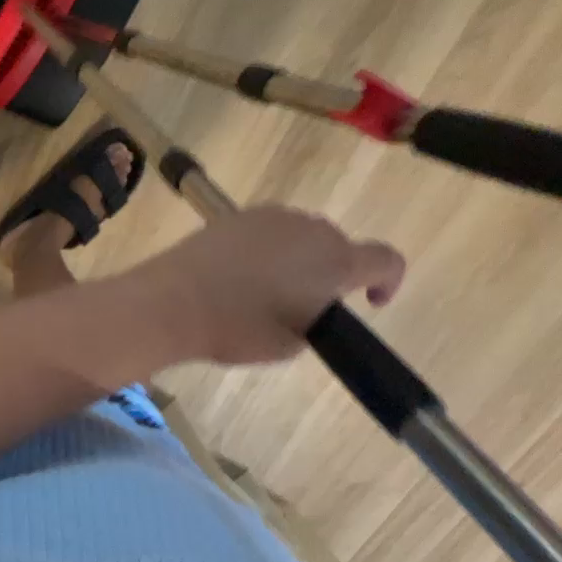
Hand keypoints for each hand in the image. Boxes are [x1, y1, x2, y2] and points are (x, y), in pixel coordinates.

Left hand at [120, 206, 406, 365]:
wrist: (173, 302)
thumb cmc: (234, 330)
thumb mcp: (285, 346)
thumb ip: (313, 325)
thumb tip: (307, 312)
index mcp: (336, 262)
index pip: (386, 260)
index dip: (389, 281)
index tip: (371, 302)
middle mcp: (313, 229)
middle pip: (338, 247)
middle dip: (330, 274)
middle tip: (301, 307)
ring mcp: (275, 217)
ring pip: (301, 237)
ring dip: (296, 260)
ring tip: (263, 293)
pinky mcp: (239, 216)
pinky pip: (267, 232)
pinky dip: (264, 251)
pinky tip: (237, 276)